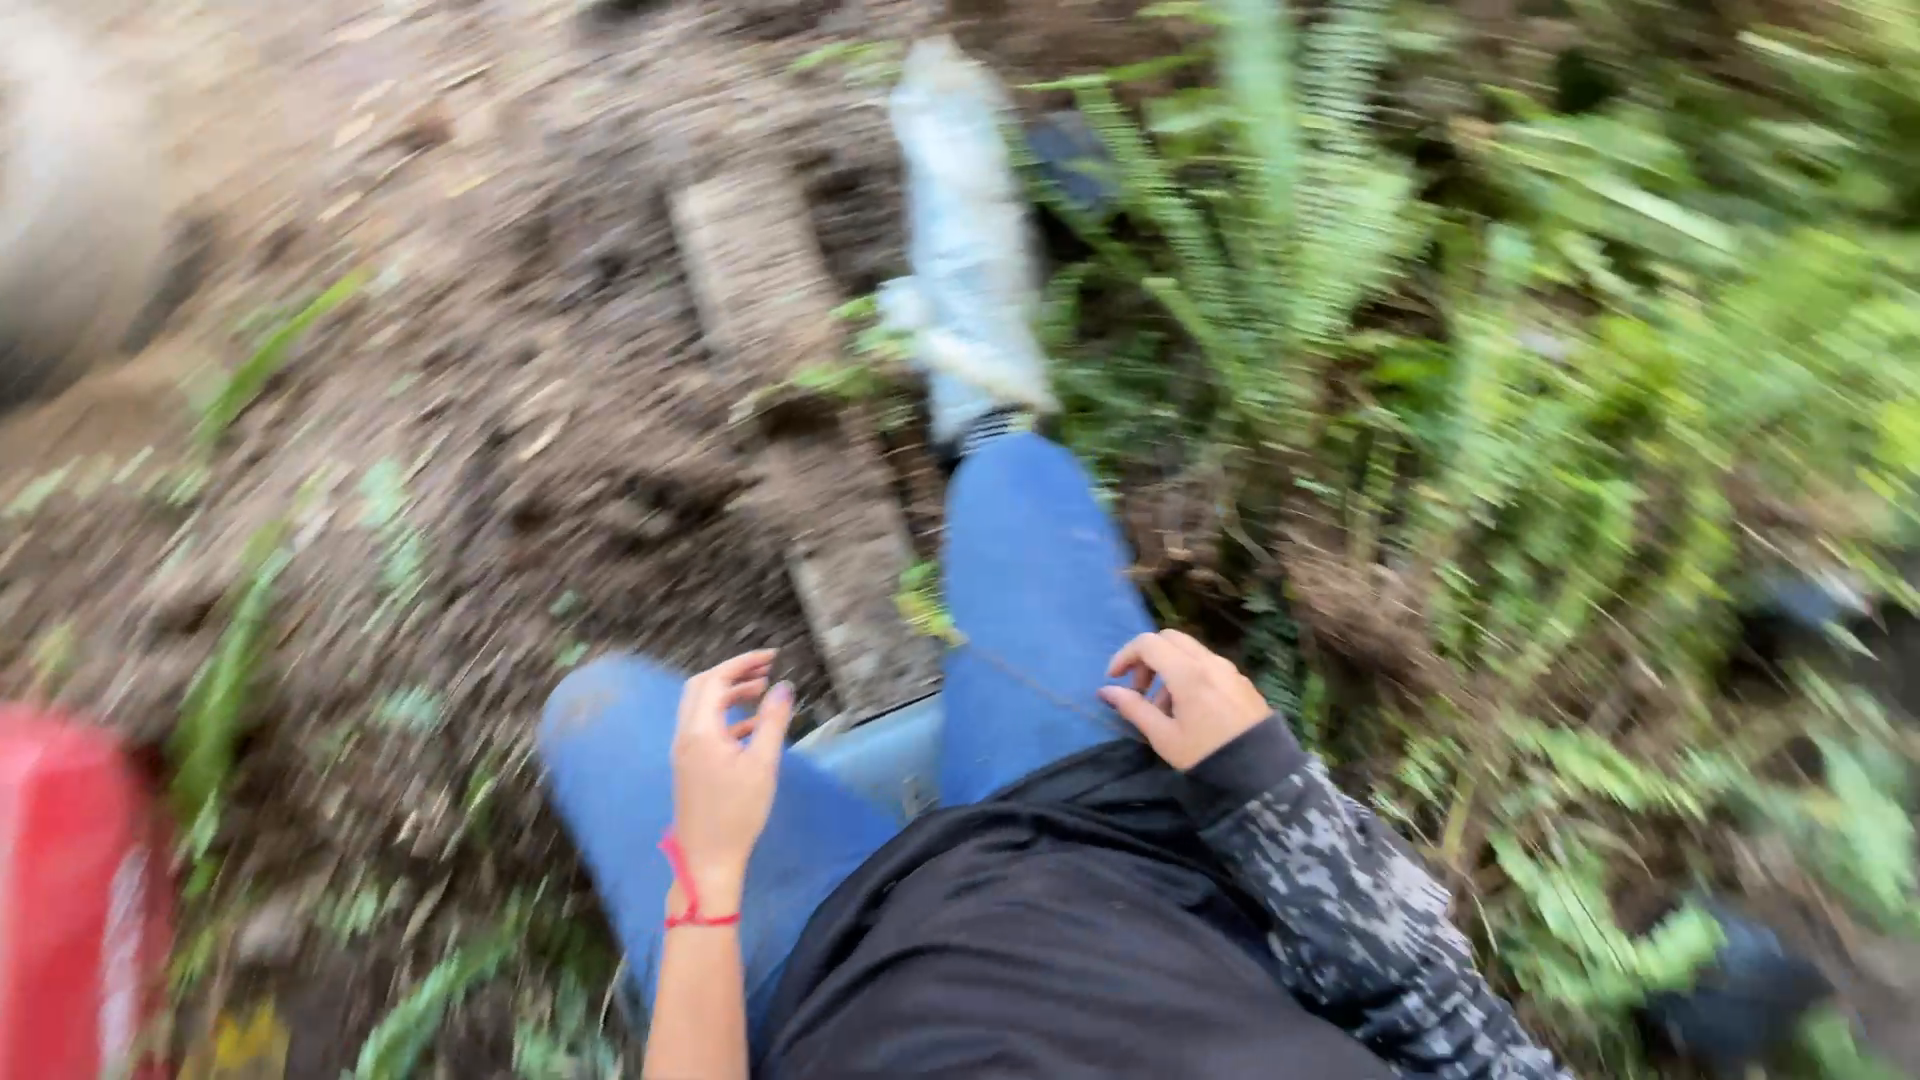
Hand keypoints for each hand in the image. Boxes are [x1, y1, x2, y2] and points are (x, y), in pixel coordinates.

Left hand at [670, 650, 793, 910]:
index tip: (772, 658)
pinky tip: (754, 726)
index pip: (715, 680)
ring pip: (702, 707)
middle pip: (701, 687)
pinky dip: (727, 716)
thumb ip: (772, 721)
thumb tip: (784, 686)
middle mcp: (686, 735)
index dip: (742, 663)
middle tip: (765, 670)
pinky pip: (705, 727)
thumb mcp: (763, 764)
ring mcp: (685, 751)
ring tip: (763, 692)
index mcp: (700, 731)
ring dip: (729, 693)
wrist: (708, 860)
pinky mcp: (691, 765)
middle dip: (733, 673)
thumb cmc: (737, 812)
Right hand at [1098, 630, 1271, 769]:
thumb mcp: (1164, 737)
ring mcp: (1228, 669)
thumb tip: (1105, 690)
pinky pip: (1207, 664)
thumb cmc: (1207, 755)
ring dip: (1167, 667)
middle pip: (1168, 638)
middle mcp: (1209, 662)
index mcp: (1187, 673)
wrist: (1263, 774)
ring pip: (1188, 650)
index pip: (1147, 644)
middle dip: (1147, 657)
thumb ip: (1133, 708)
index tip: (1114, 678)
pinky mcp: (1241, 680)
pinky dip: (1188, 673)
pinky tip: (1189, 708)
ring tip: (1163, 707)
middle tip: (1139, 688)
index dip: (1125, 656)